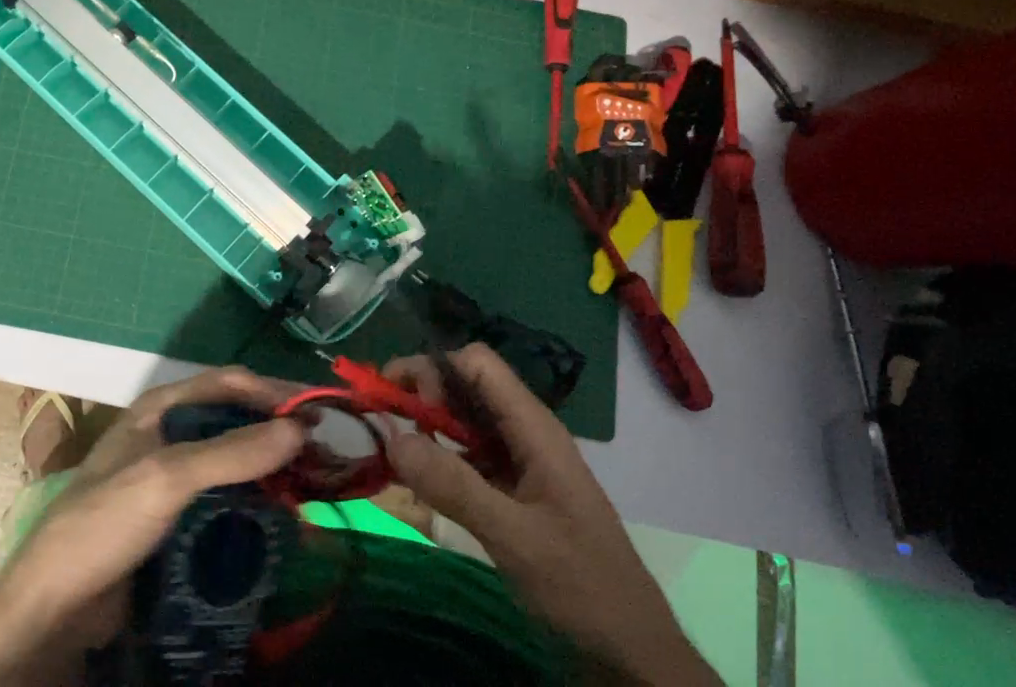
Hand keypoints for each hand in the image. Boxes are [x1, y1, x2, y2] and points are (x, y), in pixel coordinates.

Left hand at [0, 367, 306, 685]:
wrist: (59, 600)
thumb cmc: (105, 521)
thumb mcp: (167, 478)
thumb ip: (232, 452)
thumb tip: (300, 429)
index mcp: (160, 408)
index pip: (228, 384)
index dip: (273, 395)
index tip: (319, 417)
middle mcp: (170, 434)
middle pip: (236, 422)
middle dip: (279, 437)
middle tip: (326, 459)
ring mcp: (174, 478)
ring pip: (237, 464)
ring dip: (274, 474)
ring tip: (314, 492)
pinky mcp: (179, 517)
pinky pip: (229, 501)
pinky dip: (258, 506)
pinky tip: (284, 521)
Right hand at [385, 344, 718, 685]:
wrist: (630, 652)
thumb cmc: (582, 587)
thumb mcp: (515, 537)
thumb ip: (454, 486)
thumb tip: (392, 438)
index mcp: (535, 430)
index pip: (477, 364)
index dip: (432, 370)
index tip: (396, 404)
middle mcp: (525, 436)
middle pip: (465, 388)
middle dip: (420, 398)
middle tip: (386, 435)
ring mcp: (520, 465)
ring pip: (463, 424)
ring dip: (425, 431)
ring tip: (392, 460)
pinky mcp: (513, 494)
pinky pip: (467, 459)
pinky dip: (437, 463)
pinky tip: (417, 488)